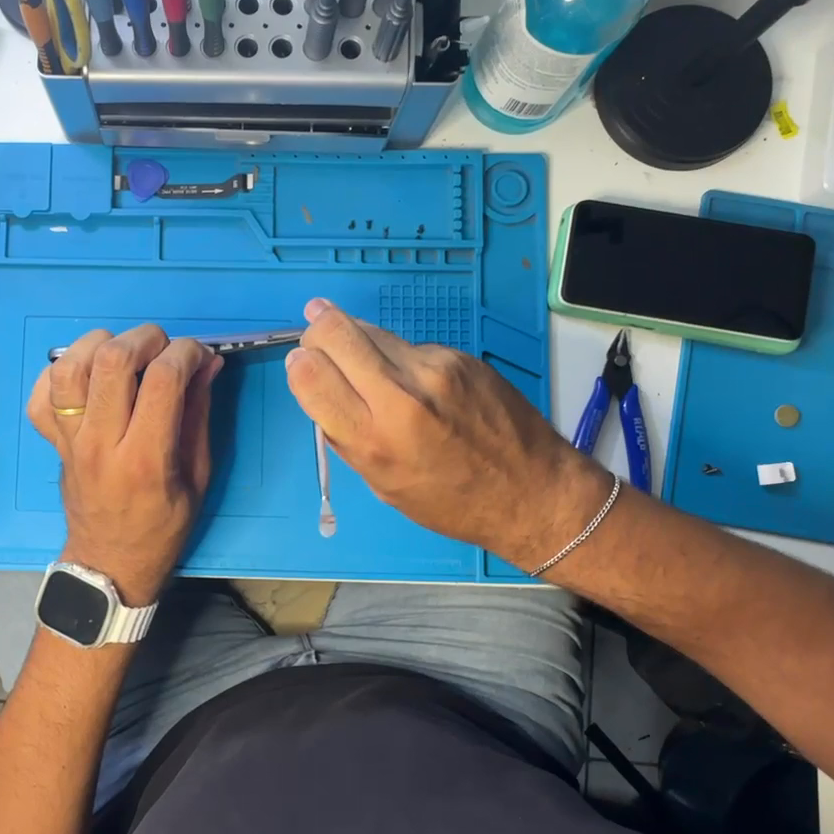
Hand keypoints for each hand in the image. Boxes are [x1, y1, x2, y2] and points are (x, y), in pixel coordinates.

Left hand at [27, 324, 222, 606]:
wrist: (109, 563)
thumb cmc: (162, 528)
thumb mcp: (197, 478)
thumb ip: (198, 416)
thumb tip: (207, 364)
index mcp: (146, 459)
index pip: (163, 380)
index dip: (186, 353)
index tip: (199, 356)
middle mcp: (101, 443)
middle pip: (112, 361)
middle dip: (145, 338)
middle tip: (163, 348)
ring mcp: (69, 440)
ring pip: (69, 366)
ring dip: (100, 344)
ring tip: (124, 353)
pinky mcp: (51, 441)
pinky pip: (42, 393)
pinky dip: (62, 371)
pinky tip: (89, 376)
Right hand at [284, 299, 611, 569]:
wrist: (533, 492)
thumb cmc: (451, 502)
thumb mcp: (383, 485)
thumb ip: (347, 437)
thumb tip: (321, 393)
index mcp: (373, 440)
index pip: (309, 374)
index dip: (299, 363)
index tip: (303, 365)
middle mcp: (398, 396)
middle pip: (335, 331)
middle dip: (318, 330)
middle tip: (318, 338)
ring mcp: (433, 369)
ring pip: (371, 331)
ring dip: (358, 340)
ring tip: (367, 364)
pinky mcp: (459, 356)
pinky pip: (410, 346)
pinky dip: (401, 358)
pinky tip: (419, 384)